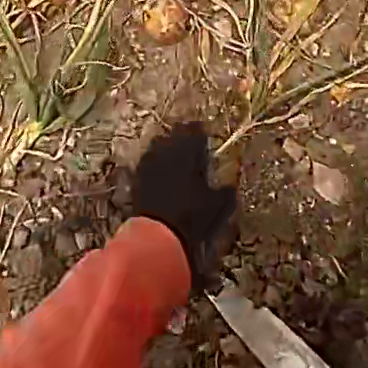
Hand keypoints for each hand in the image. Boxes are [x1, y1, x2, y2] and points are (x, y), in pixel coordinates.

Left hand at [132, 122, 235, 282]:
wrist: (157, 236)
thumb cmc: (191, 216)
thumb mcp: (217, 206)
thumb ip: (225, 192)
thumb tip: (230, 186)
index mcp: (189, 154)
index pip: (194, 132)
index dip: (200, 131)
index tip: (204, 130)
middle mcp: (168, 154)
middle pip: (174, 135)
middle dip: (182, 135)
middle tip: (189, 137)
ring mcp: (150, 166)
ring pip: (157, 146)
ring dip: (166, 145)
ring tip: (173, 151)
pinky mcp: (137, 180)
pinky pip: (147, 162)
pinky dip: (154, 161)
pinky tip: (158, 168)